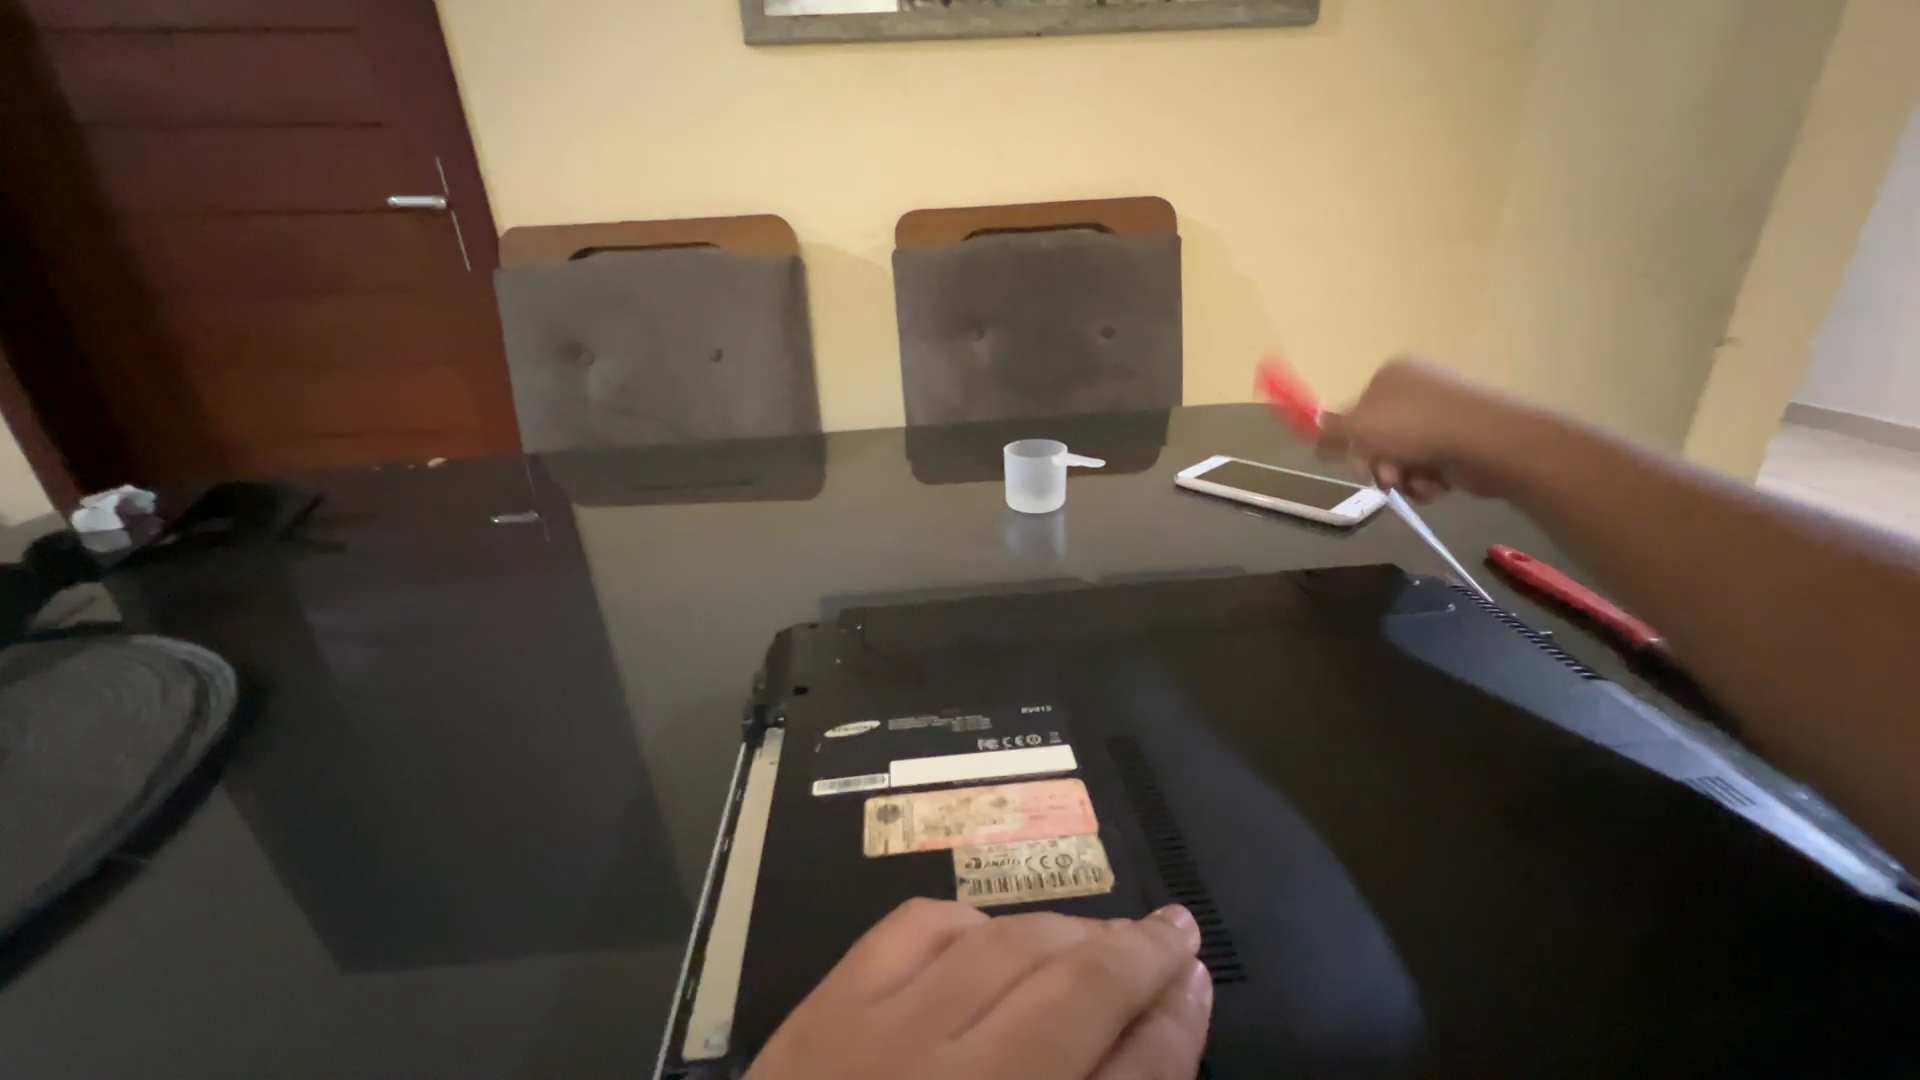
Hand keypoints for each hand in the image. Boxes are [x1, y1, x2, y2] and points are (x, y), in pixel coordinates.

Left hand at [745, 898, 1212, 1079]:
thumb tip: (1151, 1035)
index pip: (1132, 1077)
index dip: (1175, 1023)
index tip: (1196, 980)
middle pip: (1074, 993)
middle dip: (1137, 955)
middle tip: (1172, 934)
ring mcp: (881, 1041)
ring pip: (1002, 948)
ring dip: (1064, 930)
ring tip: (1103, 930)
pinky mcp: (823, 1012)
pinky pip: (913, 929)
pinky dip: (965, 923)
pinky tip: (989, 934)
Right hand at [1320, 356, 1539, 501]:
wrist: (1487, 442)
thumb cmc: (1414, 427)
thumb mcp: (1355, 427)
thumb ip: (1328, 431)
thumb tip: (1315, 438)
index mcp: (1391, 376)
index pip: (1355, 410)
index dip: (1351, 440)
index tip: (1353, 459)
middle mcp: (1417, 389)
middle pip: (1378, 437)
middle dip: (1378, 463)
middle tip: (1386, 475)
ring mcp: (1443, 414)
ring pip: (1403, 457)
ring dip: (1402, 477)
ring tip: (1415, 482)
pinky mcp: (1464, 440)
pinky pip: (1430, 466)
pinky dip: (1427, 481)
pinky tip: (1435, 485)